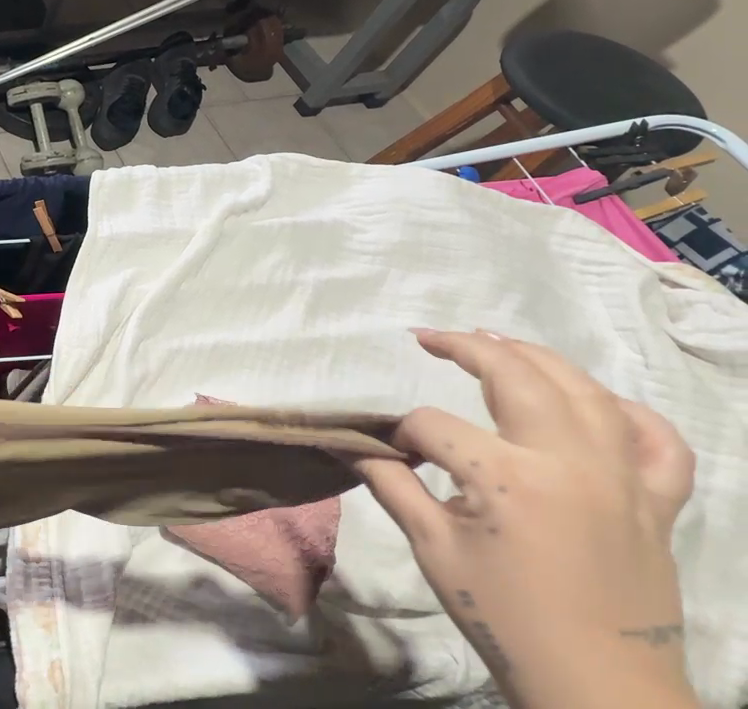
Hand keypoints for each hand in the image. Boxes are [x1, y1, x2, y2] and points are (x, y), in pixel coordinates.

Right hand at [355, 330, 697, 708]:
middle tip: (429, 337)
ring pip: (586, 391)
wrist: (599, 683)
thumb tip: (354, 448)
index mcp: (508, 478)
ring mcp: (623, 479)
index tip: (387, 451)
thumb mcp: (433, 548)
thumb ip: (393, 486)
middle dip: (466, 348)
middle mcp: (571, 463)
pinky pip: (656, 441)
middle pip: (517, 377)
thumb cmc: (504, 616)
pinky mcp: (657, 502)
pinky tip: (595, 402)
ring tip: (498, 340)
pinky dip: (627, 411)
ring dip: (538, 358)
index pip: (434, 425)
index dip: (401, 432)